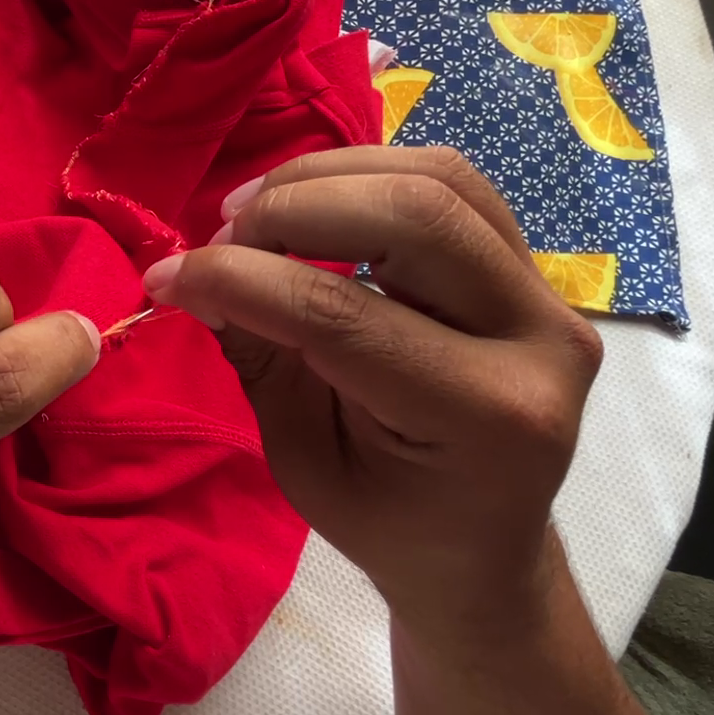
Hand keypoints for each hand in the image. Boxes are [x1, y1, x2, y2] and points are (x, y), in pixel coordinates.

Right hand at [143, 146, 603, 638]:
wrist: (475, 539)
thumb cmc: (381, 516)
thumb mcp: (298, 456)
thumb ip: (253, 354)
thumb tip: (187, 279)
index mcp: (479, 415)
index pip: (336, 311)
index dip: (234, 279)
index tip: (165, 278)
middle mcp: (536, 340)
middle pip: (411, 214)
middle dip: (285, 210)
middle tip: (217, 240)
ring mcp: (548, 294)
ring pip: (436, 177)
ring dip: (321, 178)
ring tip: (249, 212)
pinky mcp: (530, 267)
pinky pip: (449, 182)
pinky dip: (360, 175)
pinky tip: (305, 203)